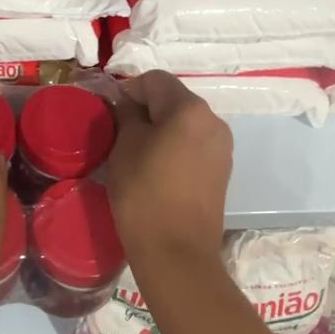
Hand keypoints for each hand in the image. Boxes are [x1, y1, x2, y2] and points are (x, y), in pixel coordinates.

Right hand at [107, 70, 232, 275]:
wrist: (176, 253)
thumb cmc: (144, 193)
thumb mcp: (124, 146)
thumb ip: (127, 115)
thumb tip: (129, 105)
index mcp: (190, 109)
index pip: (155, 80)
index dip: (130, 90)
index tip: (112, 113)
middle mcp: (213, 121)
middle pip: (174, 99)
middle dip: (147, 109)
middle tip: (121, 133)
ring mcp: (222, 147)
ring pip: (185, 122)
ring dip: (161, 128)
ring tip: (138, 154)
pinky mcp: (222, 170)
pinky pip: (194, 144)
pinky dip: (175, 147)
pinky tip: (158, 170)